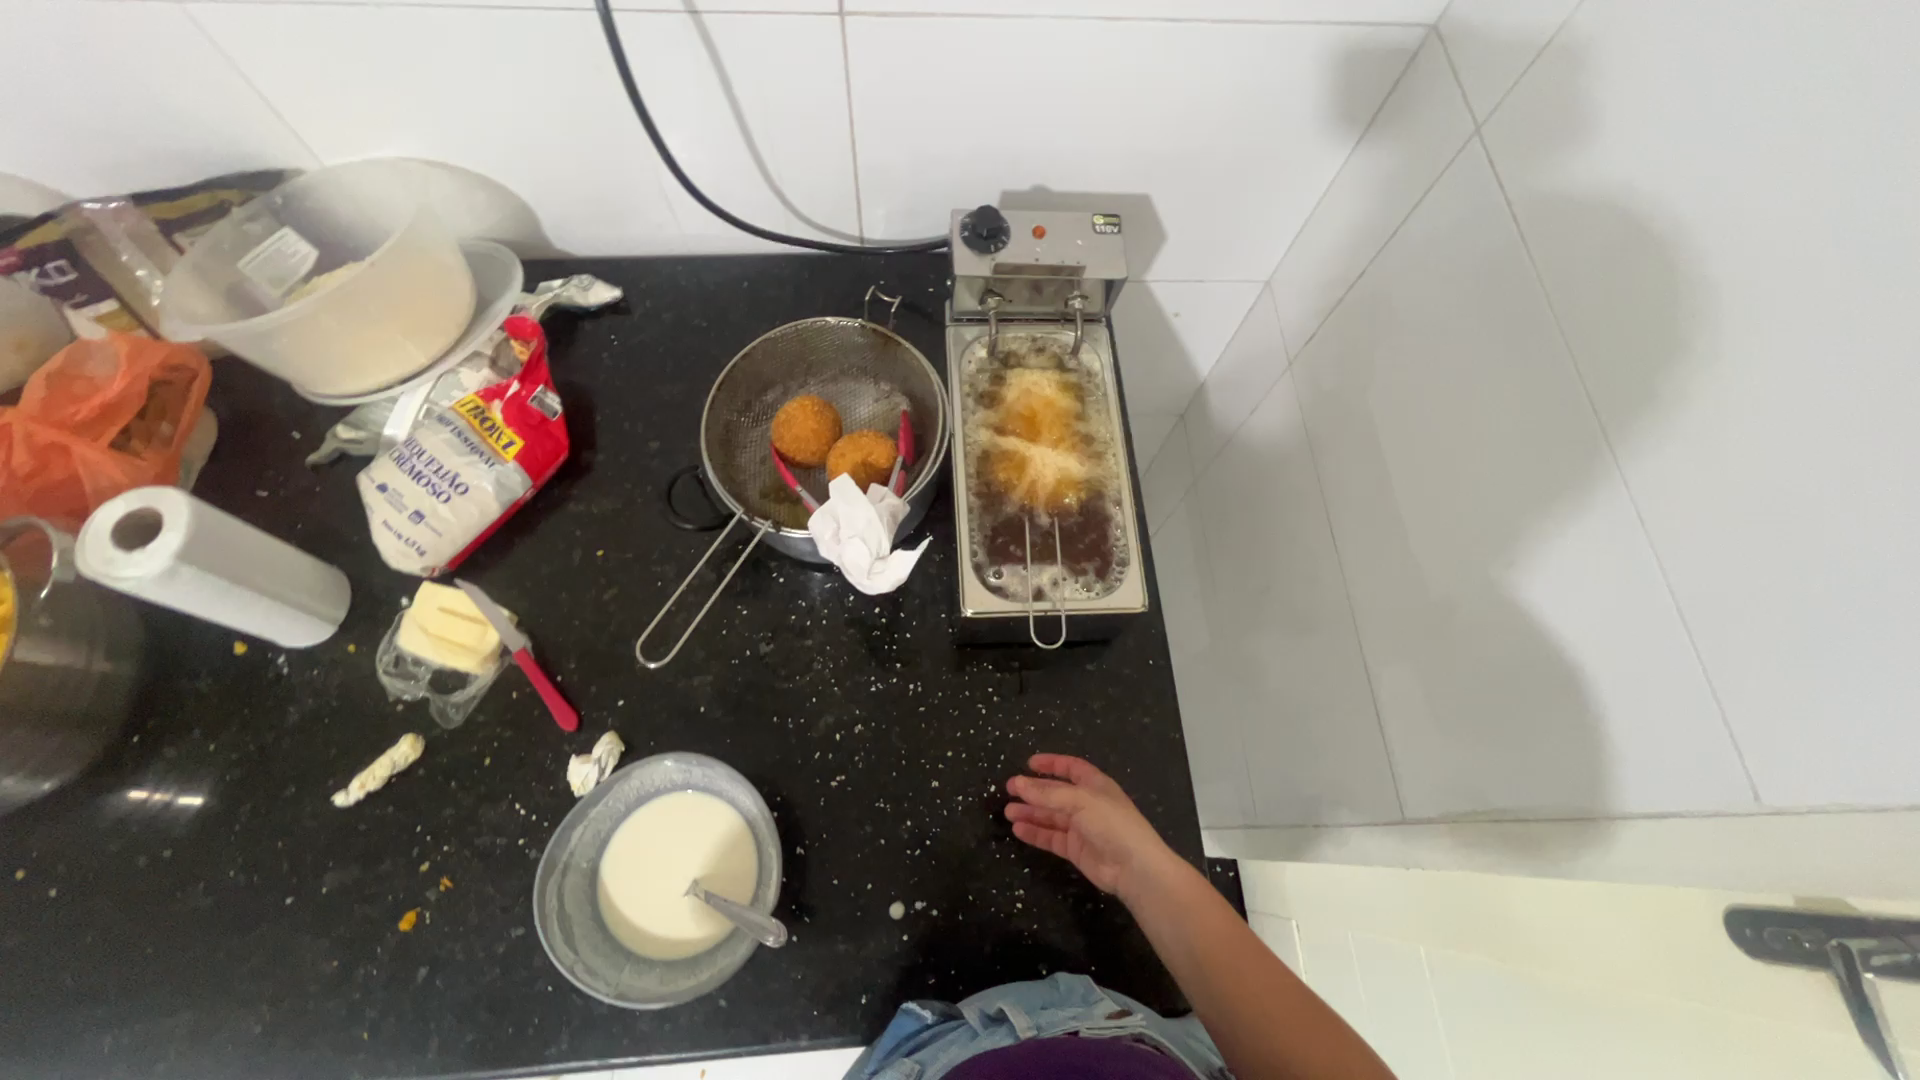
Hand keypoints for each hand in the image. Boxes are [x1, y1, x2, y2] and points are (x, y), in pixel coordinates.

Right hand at [1005, 754, 1179, 899]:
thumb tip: (1019, 784)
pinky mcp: (1076, 849)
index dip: (1052, 764)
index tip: (1029, 763)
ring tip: (1008, 812)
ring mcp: (1082, 828)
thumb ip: (1048, 793)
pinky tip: (1018, 829)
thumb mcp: (1080, 801)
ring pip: (1051, 816)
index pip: (1071, 768)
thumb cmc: (1112, 824)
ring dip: (1030, 812)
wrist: (1134, 868)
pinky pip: (1051, 837)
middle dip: (1034, 791)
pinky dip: (1035, 833)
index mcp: (1095, 785)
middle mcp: (1087, 804)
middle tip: (1009, 789)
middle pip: (1056, 793)